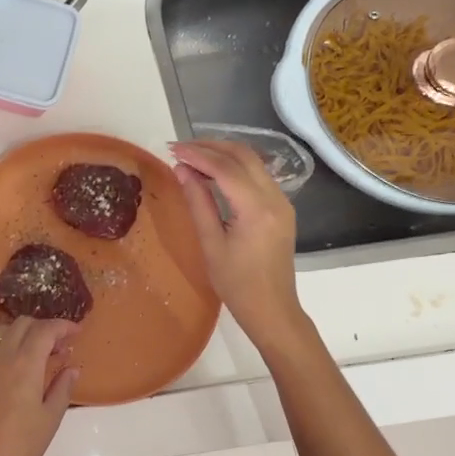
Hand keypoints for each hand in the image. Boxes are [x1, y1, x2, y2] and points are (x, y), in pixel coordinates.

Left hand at [0, 317, 79, 455]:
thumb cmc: (20, 445)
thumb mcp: (50, 418)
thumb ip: (62, 388)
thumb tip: (72, 368)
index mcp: (24, 363)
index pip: (45, 330)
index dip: (63, 326)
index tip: (76, 331)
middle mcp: (2, 355)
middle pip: (23, 324)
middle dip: (44, 327)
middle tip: (60, 346)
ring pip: (3, 330)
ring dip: (23, 332)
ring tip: (38, 352)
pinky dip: (4, 342)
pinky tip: (13, 361)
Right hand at [170, 140, 308, 346]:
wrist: (272, 308)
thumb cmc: (237, 283)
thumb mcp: (211, 243)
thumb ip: (198, 202)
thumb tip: (182, 170)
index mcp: (257, 210)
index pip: (226, 169)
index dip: (198, 155)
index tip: (172, 150)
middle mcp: (275, 198)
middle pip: (243, 156)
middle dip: (211, 146)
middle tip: (180, 149)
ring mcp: (282, 202)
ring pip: (252, 161)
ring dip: (222, 154)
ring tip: (192, 157)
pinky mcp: (280, 207)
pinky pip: (257, 174)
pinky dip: (233, 166)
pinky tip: (212, 173)